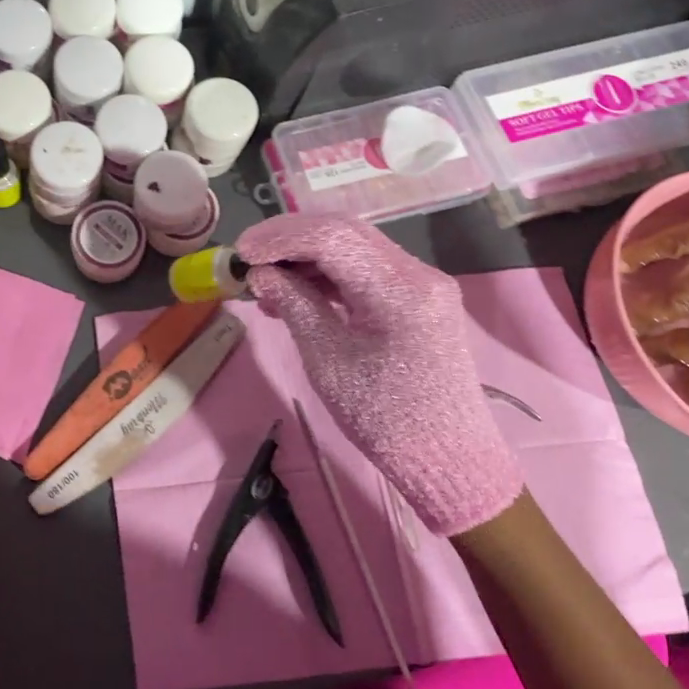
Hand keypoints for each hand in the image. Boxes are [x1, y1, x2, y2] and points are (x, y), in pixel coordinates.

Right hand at [237, 214, 521, 537]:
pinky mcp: (417, 295)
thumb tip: (260, 274)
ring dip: (306, 253)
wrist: (447, 457)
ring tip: (266, 278)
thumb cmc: (384, 417)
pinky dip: (328, 271)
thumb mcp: (327, 362)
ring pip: (354, 244)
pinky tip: (297, 290)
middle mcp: (416, 273)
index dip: (280, 238)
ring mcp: (421, 281)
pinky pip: (365, 267)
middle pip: (344, 231)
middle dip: (290, 238)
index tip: (241, 253)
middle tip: (248, 256)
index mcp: (399, 290)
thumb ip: (294, 305)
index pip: (332, 238)